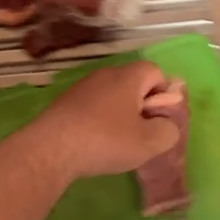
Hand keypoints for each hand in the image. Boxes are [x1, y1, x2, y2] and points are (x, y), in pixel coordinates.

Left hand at [16, 62, 181, 181]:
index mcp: (127, 77)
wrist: (51, 147)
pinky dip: (99, 121)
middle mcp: (104, 74)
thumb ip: (168, 130)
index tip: (158, 120)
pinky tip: (94, 143)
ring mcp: (82, 87)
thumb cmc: (105, 140)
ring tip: (117, 143)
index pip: (155, 72)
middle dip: (141, 107)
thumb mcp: (149, 142)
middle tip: (140, 134)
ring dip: (119, 116)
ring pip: (112, 97)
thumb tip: (165, 125)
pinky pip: (92, 107)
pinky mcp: (65, 103)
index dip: (163, 94)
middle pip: (133, 84)